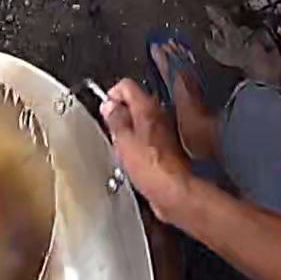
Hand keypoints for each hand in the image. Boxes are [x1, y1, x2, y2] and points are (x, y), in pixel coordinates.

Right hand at [100, 78, 196, 223]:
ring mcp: (164, 132)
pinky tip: (132, 161)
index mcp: (146, 107)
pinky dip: (137, 146)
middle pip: (133, 103)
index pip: (126, 85)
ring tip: (121, 150)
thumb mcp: (122, 139)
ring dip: (127, 132)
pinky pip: (146, 140)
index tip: (105, 109)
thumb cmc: (151, 167)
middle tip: (113, 132)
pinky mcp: (166, 150)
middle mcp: (158, 115)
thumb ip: (114, 118)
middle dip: (119, 116)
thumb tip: (109, 106)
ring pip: (139, 122)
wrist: (175, 194)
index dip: (112, 94)